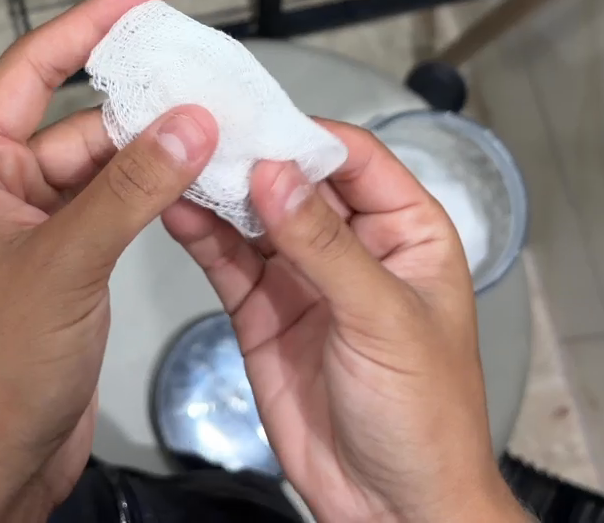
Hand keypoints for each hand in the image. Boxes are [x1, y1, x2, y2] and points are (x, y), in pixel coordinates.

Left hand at [0, 0, 218, 522]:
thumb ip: (129, 187)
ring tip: (216, 113)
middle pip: (79, 112)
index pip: (35, 66)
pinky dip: (156, 183)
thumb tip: (192, 120)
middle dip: (138, 91)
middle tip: (200, 59)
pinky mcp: (71, 250)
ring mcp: (40, 216)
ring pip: (106, 157)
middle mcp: (4, 179)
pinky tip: (198, 167)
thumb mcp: (65, 263)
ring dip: (154, 141)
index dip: (89, 21)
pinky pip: (118, 197)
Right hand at [163, 124, 528, 522]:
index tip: (256, 119)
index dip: (305, 135)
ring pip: (254, 213)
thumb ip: (325, 246)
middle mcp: (349, 241)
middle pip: (295, 178)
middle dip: (252, 155)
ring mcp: (301, 272)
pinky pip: (228, 257)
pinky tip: (177, 209)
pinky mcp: (262, 304)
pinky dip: (202, 233)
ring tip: (178, 162)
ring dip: (219, 189)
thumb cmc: (426, 416)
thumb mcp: (383, 320)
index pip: (353, 158)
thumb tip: (276, 175)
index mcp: (402, 230)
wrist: (389, 512)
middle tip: (202, 131)